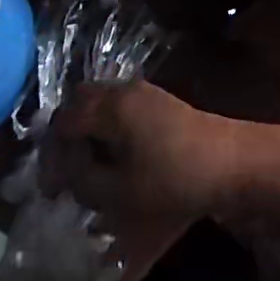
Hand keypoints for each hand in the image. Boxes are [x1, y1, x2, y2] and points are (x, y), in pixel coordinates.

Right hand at [40, 82, 247, 216]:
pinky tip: (111, 154)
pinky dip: (105, 125)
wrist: (227, 159)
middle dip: (66, 133)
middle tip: (66, 169)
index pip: (63, 120)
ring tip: (87, 166)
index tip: (53, 186)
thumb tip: (68, 169)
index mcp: (111, 106)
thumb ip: (82, 179)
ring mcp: (142, 90)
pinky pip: (117, 104)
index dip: (51, 153)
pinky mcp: (155, 99)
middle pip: (78, 101)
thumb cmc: (172, 176)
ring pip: (98, 101)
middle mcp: (123, 89)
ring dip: (86, 128)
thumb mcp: (119, 191)